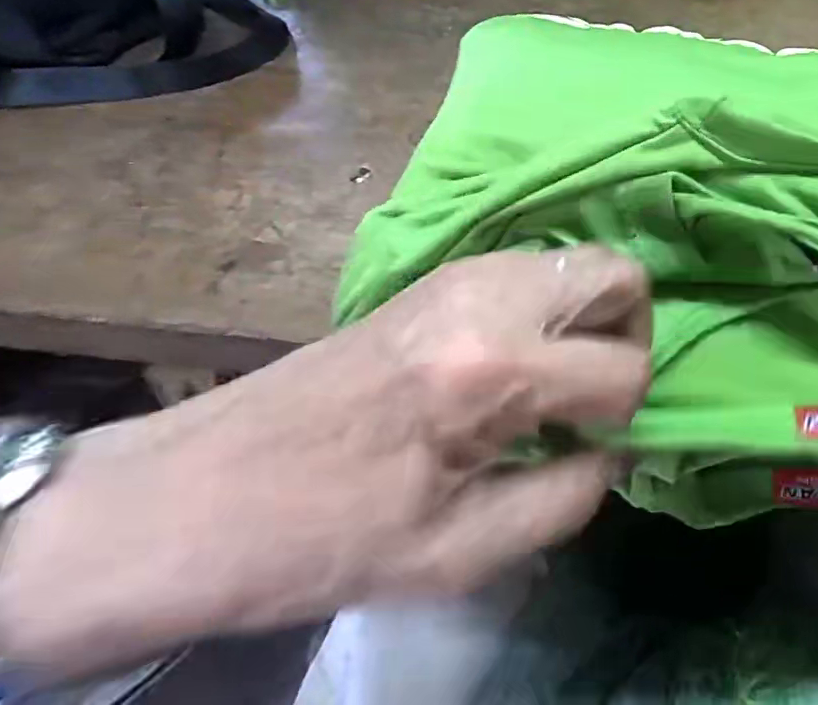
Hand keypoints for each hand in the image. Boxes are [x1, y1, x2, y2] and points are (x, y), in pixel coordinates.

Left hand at [0, 247, 652, 677]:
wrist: (184, 499)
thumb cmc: (323, 538)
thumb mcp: (460, 555)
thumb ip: (571, 497)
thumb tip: (619, 450)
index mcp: (492, 372)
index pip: (624, 368)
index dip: (627, 413)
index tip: (589, 443)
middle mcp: (490, 299)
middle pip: (623, 276)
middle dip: (633, 334)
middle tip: (598, 385)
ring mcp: (468, 273)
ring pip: (589, 261)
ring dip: (597, 315)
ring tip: (562, 372)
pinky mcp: (447, 272)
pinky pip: (545, 267)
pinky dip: (560, 305)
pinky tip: (523, 356)